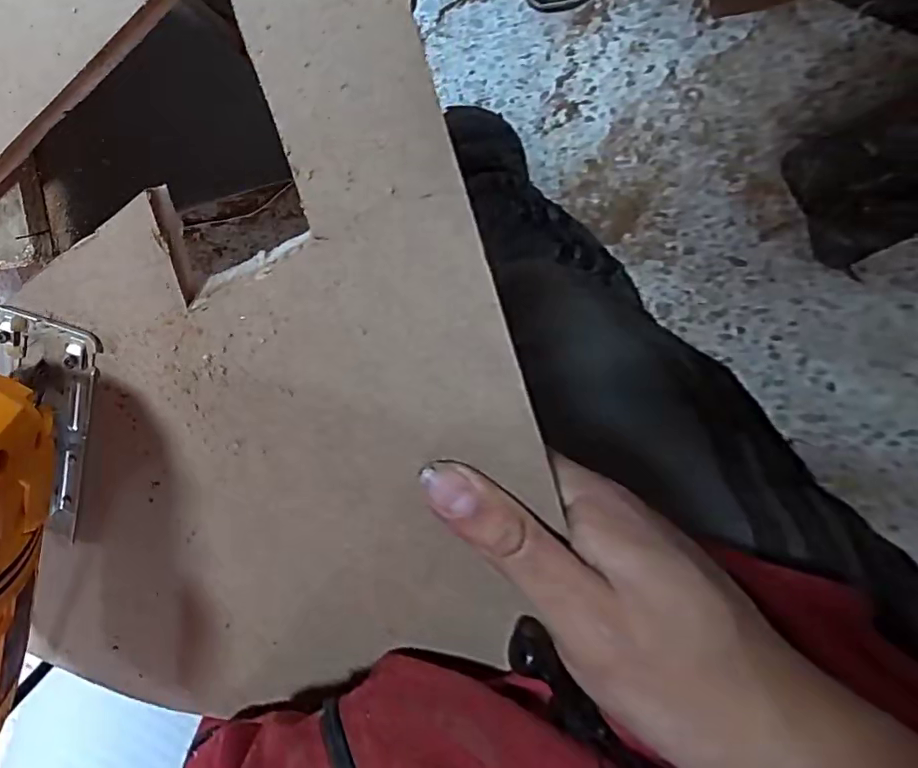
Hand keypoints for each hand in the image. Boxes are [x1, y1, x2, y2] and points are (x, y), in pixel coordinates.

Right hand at [422, 456, 917, 767]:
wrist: (785, 751)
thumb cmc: (678, 677)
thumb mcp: (577, 608)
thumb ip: (507, 539)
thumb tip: (437, 474)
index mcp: (594, 500)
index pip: (506, 445)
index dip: (453, 448)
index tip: (398, 450)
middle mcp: (611, 505)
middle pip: (517, 473)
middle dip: (462, 480)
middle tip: (400, 489)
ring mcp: (625, 535)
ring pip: (534, 502)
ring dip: (488, 508)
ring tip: (430, 514)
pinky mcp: (629, 565)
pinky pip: (554, 528)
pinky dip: (516, 533)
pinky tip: (492, 551)